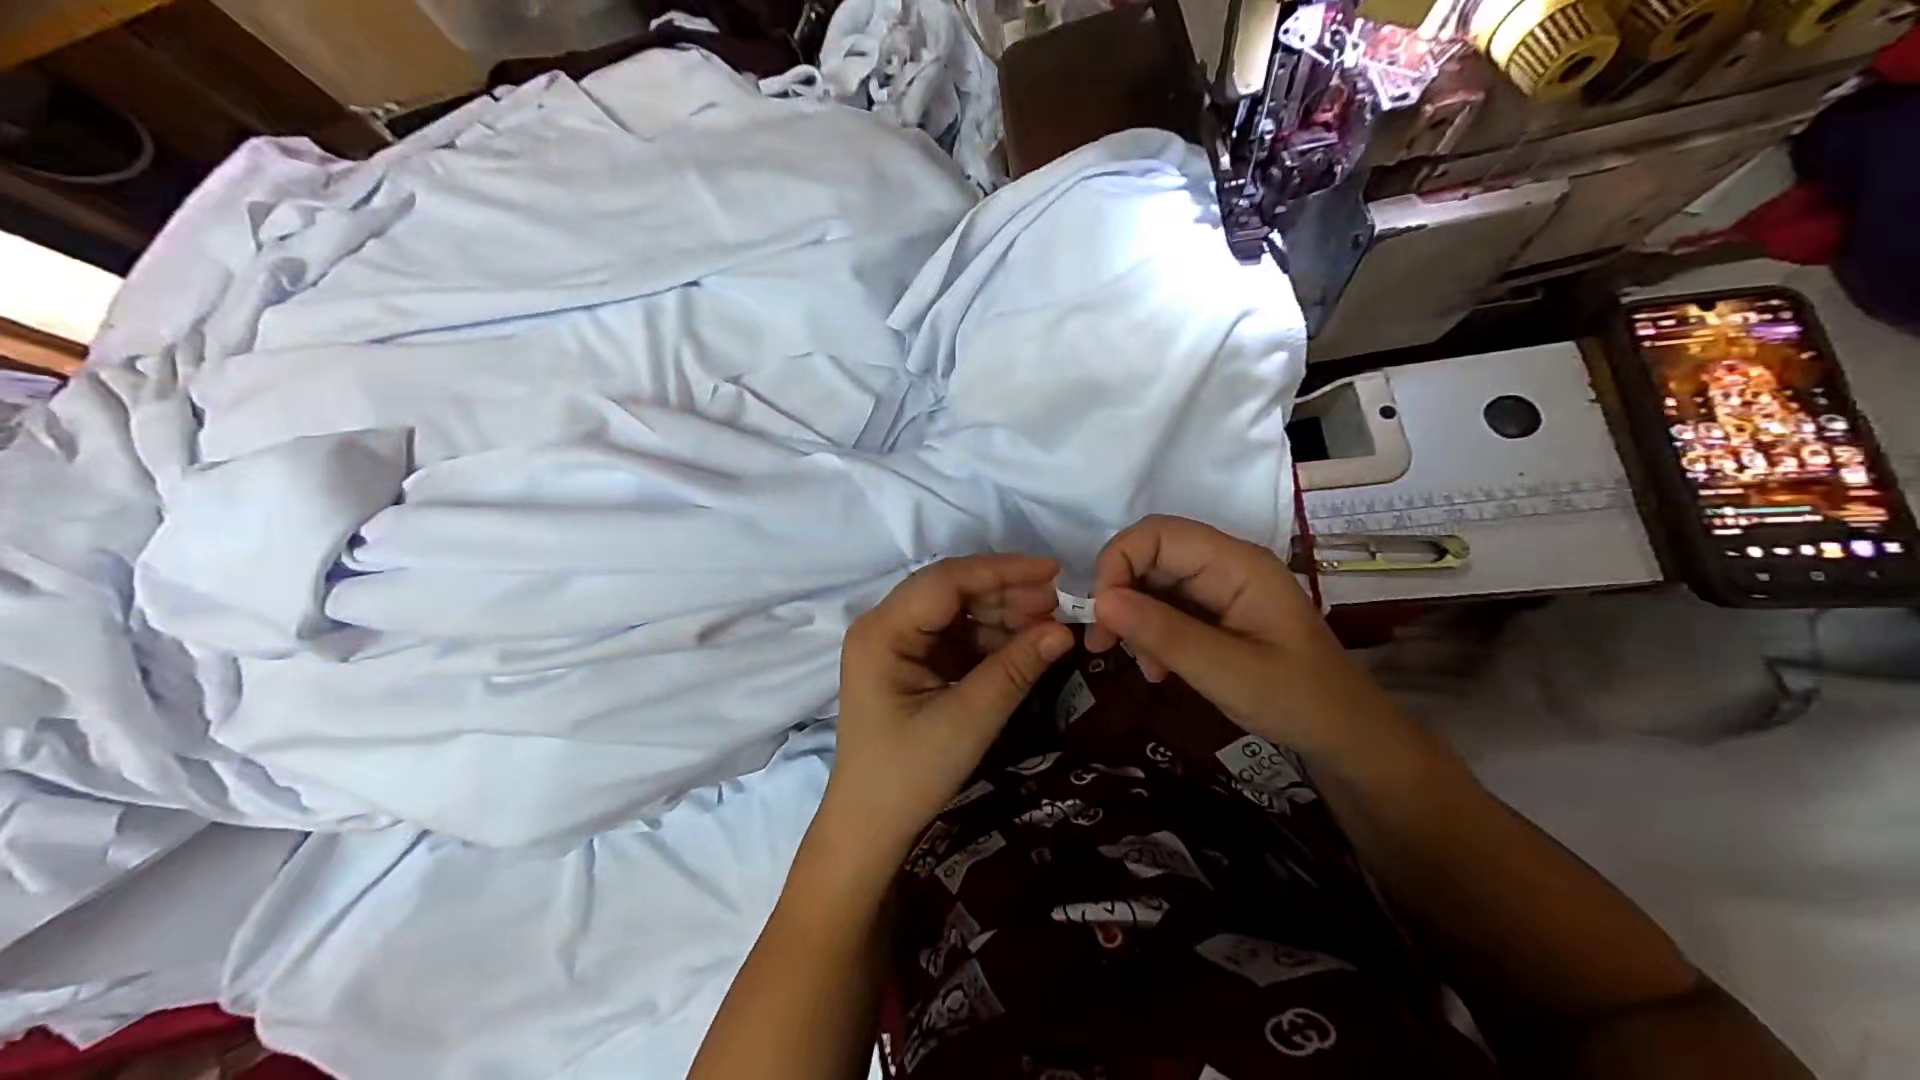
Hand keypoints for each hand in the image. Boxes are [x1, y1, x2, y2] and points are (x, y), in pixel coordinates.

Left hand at [828, 555, 1073, 862]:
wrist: (871, 826)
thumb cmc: (909, 775)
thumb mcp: (967, 721)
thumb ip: (1014, 670)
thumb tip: (1064, 630)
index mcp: (882, 632)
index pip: (946, 581)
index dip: (1002, 571)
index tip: (1053, 572)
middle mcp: (883, 626)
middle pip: (951, 590)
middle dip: (1005, 592)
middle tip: (1056, 602)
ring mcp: (896, 644)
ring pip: (956, 610)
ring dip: (1001, 614)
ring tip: (1047, 623)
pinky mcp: (910, 663)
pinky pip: (955, 635)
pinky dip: (990, 637)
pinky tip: (1023, 644)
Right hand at [1084, 515, 1403, 757]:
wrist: (1345, 736)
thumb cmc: (1299, 701)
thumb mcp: (1228, 672)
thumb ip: (1165, 634)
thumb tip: (1101, 602)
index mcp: (1238, 565)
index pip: (1159, 534)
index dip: (1119, 560)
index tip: (1100, 612)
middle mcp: (1225, 566)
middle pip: (1152, 555)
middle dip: (1118, 593)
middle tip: (1101, 643)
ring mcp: (1220, 589)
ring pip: (1153, 583)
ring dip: (1132, 619)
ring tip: (1136, 665)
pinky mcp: (1214, 613)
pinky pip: (1166, 609)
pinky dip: (1149, 635)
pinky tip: (1156, 670)